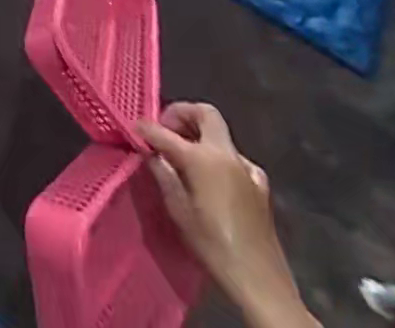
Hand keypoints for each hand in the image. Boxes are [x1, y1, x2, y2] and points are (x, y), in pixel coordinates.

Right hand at [138, 103, 317, 327]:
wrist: (260, 280)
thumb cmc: (212, 246)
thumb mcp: (178, 211)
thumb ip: (164, 175)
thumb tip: (151, 153)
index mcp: (203, 159)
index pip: (166, 133)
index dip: (147, 128)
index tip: (134, 127)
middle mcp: (226, 154)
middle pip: (205, 113)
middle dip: (182, 114)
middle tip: (165, 130)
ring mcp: (246, 166)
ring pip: (220, 133)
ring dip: (199, 133)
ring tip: (182, 154)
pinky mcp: (259, 182)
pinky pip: (234, 156)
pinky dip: (217, 156)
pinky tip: (211, 177)